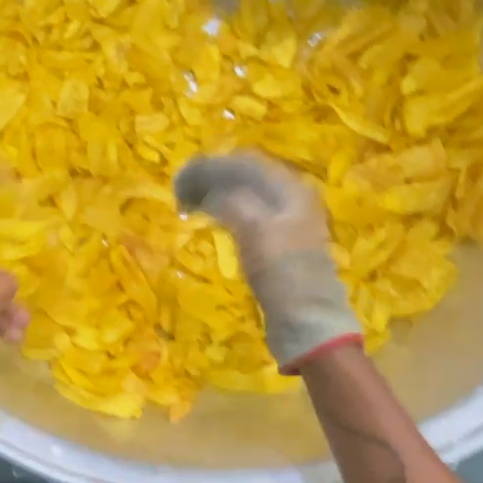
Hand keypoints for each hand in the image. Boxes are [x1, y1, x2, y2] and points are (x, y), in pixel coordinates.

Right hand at [174, 151, 361, 372]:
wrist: (305, 320)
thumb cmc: (281, 275)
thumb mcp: (253, 231)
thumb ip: (231, 203)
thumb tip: (208, 192)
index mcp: (290, 189)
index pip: (245, 163)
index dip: (209, 167)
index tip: (177, 181)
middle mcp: (291, 198)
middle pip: (246, 176)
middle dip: (210, 178)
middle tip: (177, 193)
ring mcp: (286, 221)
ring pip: (245, 195)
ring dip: (215, 195)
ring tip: (187, 206)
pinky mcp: (278, 243)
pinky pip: (246, 214)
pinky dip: (223, 212)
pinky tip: (210, 222)